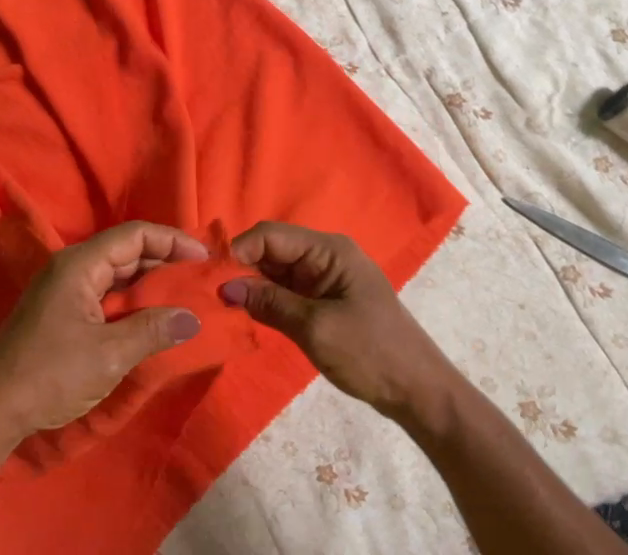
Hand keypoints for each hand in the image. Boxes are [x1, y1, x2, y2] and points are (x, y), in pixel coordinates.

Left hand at [0, 222, 208, 440]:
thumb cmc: (50, 374)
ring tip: (186, 301)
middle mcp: (72, 268)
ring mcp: (65, 291)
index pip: (134, 235)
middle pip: (126, 252)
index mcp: (80, 265)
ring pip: (117, 275)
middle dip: (165, 263)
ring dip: (150, 285)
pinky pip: (105, 296)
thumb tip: (192, 317)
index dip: (172, 240)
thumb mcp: (109, 354)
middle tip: (201, 281)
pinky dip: (132, 303)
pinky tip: (154, 321)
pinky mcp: (62, 313)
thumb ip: (152, 330)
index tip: (205, 257)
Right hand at [218, 222, 452, 420]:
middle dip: (241, 268)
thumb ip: (270, 302)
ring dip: (250, 285)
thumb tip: (226, 286)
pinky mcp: (323, 302)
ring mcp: (324, 280)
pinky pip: (285, 292)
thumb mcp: (316, 328)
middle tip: (209, 294)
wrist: (418, 392)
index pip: (272, 235)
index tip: (213, 277)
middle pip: (271, 251)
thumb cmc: (371, 353)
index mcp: (329, 250)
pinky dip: (265, 300)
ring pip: (274, 272)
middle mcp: (324, 257)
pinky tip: (244, 314)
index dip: (240, 250)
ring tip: (219, 305)